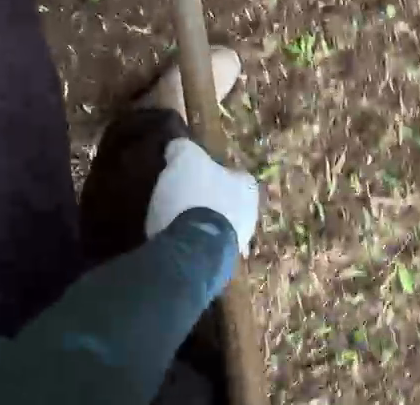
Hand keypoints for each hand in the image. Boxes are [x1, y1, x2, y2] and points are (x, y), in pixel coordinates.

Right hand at [145, 138, 259, 255]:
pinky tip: (171, 242)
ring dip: (197, 224)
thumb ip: (183, 148)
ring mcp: (234, 247)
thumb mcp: (185, 158)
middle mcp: (249, 217)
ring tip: (170, 220)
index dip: (212, 171)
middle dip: (206, 199)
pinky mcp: (216, 271)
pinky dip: (189, 245)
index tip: (191, 173)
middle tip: (179, 196)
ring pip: (215, 228)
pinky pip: (201, 250)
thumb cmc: (194, 195)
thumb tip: (177, 148)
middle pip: (226, 201)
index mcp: (247, 187)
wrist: (190, 252)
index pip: (233, 173)